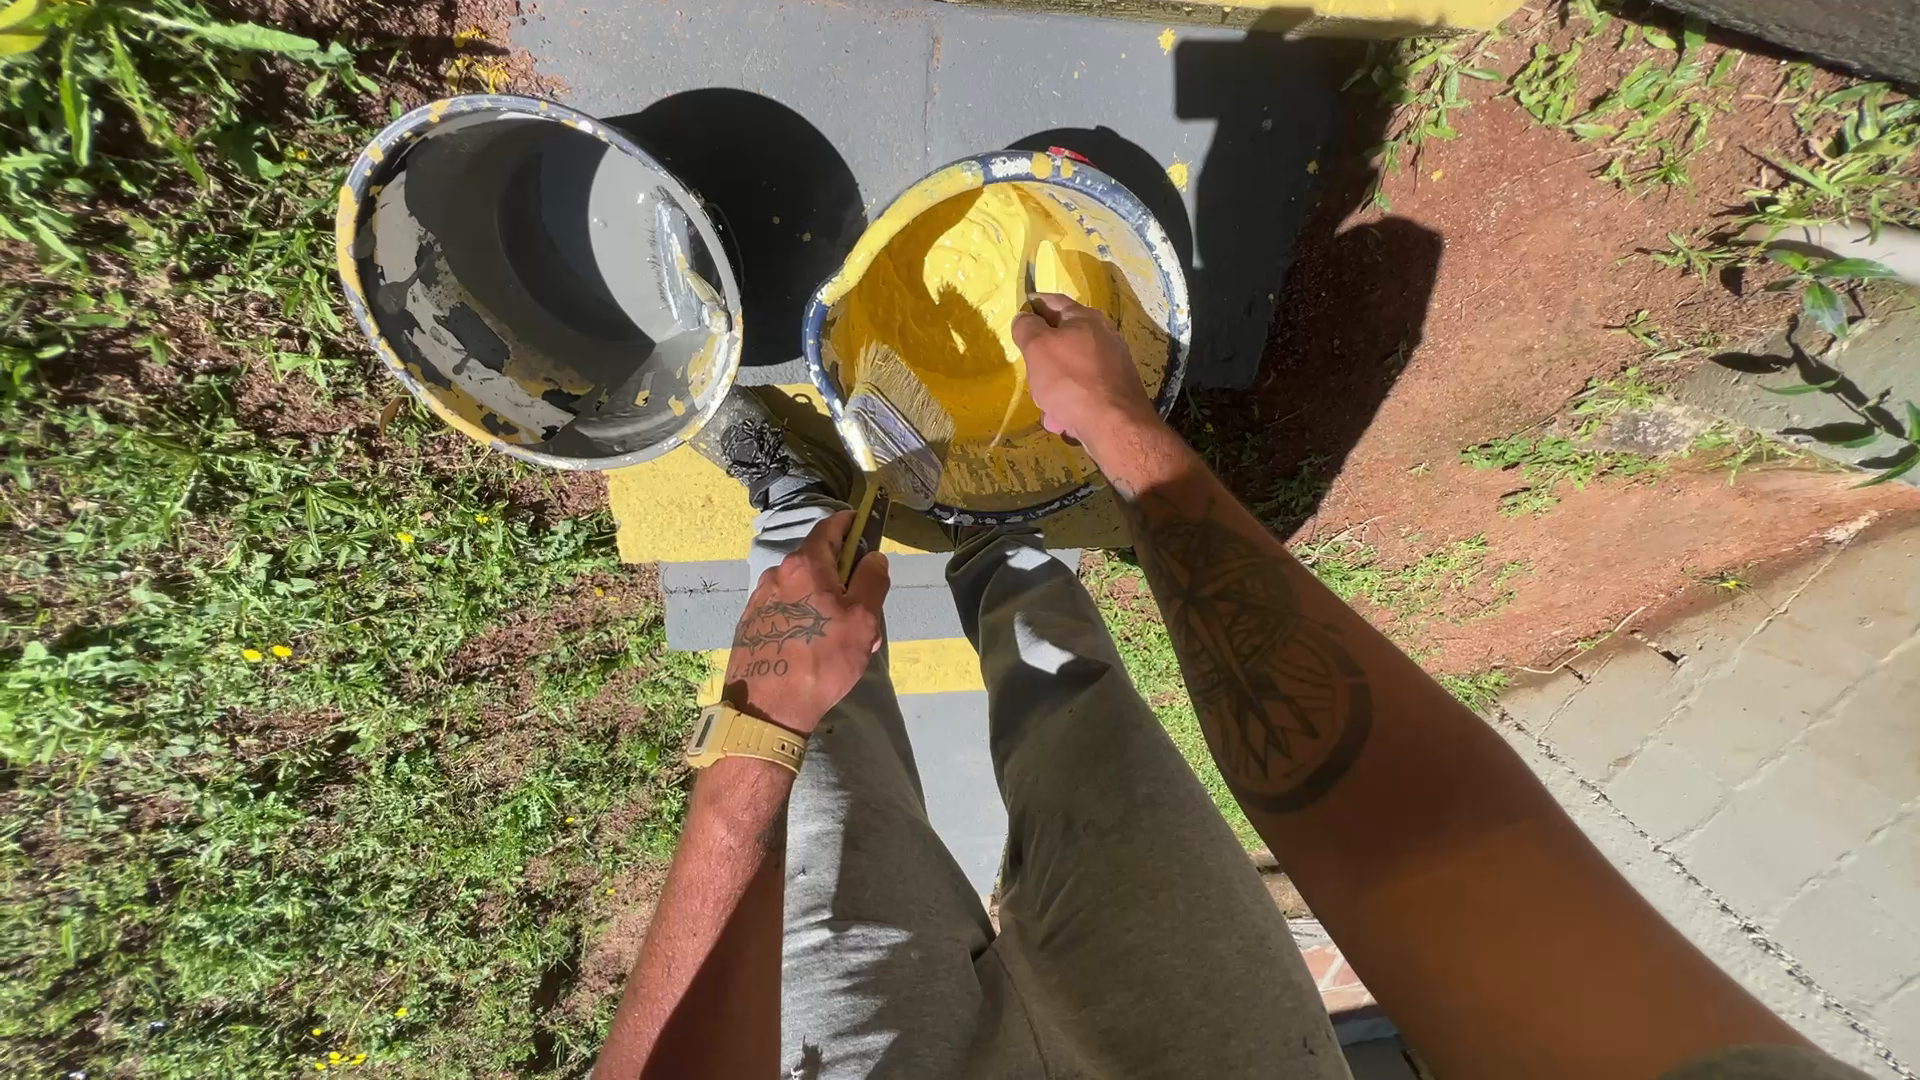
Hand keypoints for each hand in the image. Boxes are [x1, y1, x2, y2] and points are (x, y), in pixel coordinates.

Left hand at [723, 510, 888, 735]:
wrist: (766, 709)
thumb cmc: (821, 660)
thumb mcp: (862, 621)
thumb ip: (872, 581)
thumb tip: (873, 558)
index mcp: (804, 566)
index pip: (830, 528)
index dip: (851, 523)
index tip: (865, 526)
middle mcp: (777, 574)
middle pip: (819, 563)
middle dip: (845, 578)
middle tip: (865, 611)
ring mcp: (760, 599)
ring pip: (804, 590)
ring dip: (827, 603)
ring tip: (843, 641)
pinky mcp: (752, 624)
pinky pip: (788, 610)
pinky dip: (807, 619)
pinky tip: (816, 650)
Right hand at [1011, 293, 1158, 445]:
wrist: (1112, 423)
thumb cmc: (1070, 380)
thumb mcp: (1038, 348)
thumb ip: (1027, 328)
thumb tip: (1024, 317)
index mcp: (1086, 319)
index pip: (1055, 302)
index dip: (1035, 303)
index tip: (1022, 308)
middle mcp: (1104, 336)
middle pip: (1065, 337)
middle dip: (1044, 352)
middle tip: (1029, 363)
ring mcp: (1114, 364)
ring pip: (1073, 368)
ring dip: (1055, 384)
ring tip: (1045, 403)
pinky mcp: (1117, 390)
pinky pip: (1084, 390)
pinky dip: (1070, 401)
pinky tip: (1063, 418)